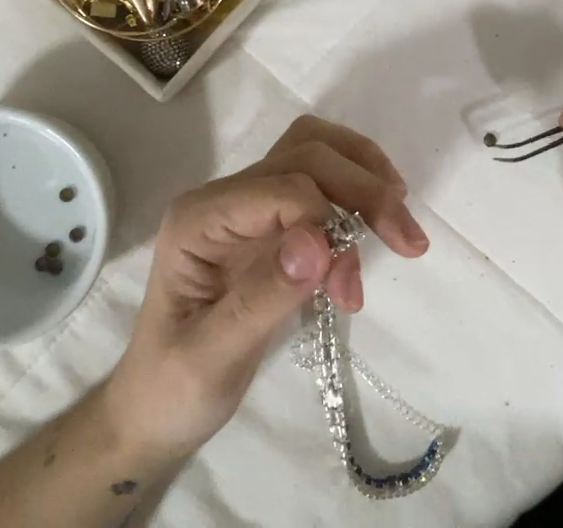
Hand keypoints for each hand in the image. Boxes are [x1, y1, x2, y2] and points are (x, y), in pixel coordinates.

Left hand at [102, 116, 429, 458]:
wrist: (156, 408)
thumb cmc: (173, 388)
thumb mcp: (210, 357)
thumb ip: (262, 298)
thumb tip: (319, 241)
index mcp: (199, 219)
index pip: (280, 187)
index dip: (325, 219)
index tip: (343, 284)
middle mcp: (223, 199)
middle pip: (306, 154)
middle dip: (363, 188)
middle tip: (407, 240)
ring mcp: (247, 207)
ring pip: (315, 153)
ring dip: (364, 179)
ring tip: (400, 228)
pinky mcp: (269, 222)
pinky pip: (320, 186)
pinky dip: (355, 200)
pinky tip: (372, 240)